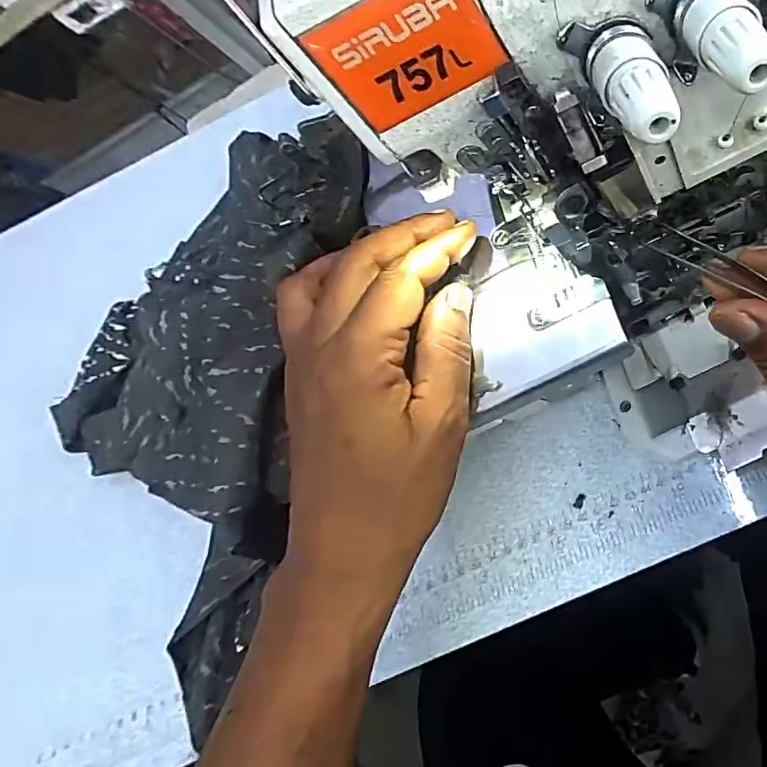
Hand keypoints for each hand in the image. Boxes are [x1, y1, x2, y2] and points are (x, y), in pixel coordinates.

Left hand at [275, 211, 479, 598]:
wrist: (344, 543)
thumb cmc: (403, 489)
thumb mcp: (444, 420)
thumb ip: (446, 349)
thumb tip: (453, 294)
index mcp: (358, 355)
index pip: (399, 279)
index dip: (435, 248)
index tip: (468, 230)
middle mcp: (317, 344)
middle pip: (355, 265)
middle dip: (403, 235)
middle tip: (447, 223)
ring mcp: (299, 356)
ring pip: (319, 276)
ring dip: (365, 249)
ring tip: (408, 243)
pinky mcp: (298, 370)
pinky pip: (301, 301)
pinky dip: (332, 274)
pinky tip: (361, 282)